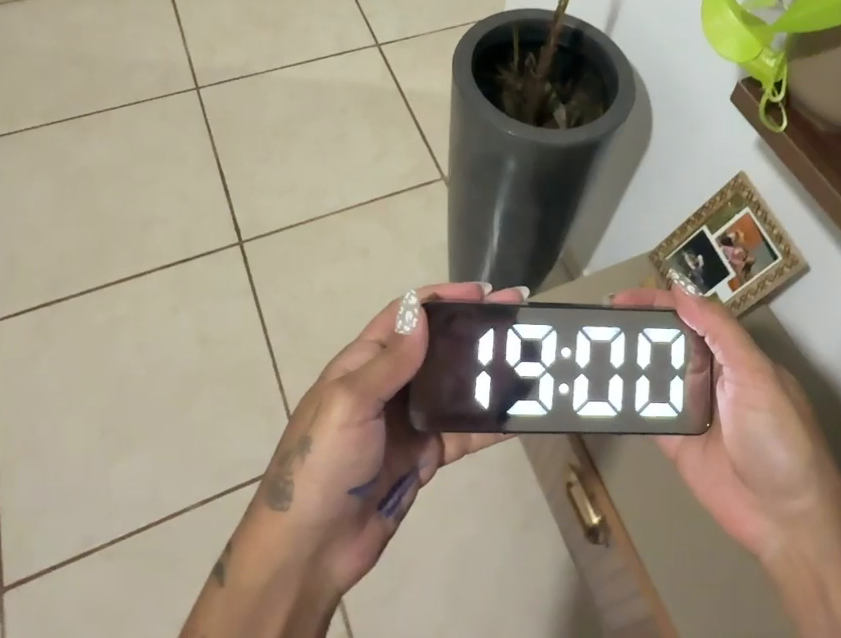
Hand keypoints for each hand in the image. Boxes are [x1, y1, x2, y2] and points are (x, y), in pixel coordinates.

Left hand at [183, 282, 527, 637]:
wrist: (312, 548)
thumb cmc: (320, 465)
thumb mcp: (348, 405)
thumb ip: (389, 361)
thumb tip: (421, 312)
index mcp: (362, 364)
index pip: (406, 317)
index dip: (442, 299)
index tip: (483, 292)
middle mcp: (388, 386)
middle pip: (438, 347)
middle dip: (475, 329)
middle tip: (518, 315)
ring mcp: (408, 422)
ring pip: (456, 387)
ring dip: (489, 372)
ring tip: (529, 358)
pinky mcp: (424, 456)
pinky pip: (465, 432)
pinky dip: (492, 423)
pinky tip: (521, 414)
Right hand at [610, 287, 840, 636]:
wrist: (788, 520)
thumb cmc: (782, 441)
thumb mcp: (757, 377)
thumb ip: (721, 332)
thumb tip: (681, 293)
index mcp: (735, 356)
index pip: (692, 317)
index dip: (658, 304)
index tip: (622, 299)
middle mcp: (711, 377)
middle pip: (668, 344)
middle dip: (636, 331)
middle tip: (598, 323)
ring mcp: (691, 410)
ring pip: (653, 377)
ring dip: (626, 364)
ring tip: (590, 351)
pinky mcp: (676, 442)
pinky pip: (646, 415)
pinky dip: (624, 403)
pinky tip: (598, 392)